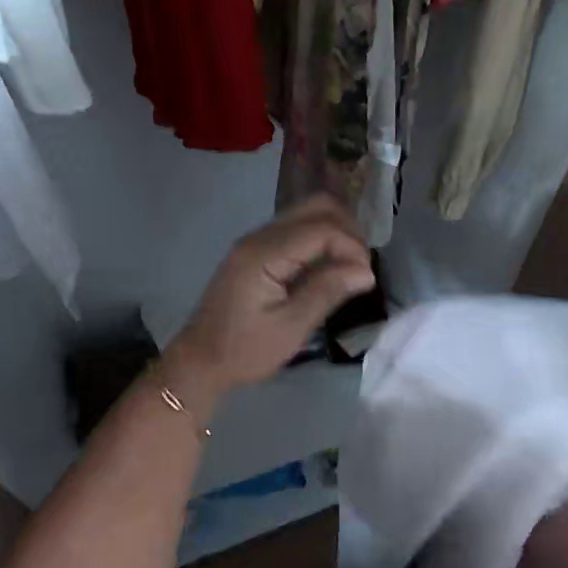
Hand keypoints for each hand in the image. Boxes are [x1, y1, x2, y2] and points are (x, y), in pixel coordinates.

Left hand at [164, 196, 376, 398]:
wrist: (200, 360)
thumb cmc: (245, 351)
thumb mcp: (291, 327)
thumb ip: (327, 292)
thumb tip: (366, 271)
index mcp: (263, 254)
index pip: (321, 228)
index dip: (352, 247)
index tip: (366, 278)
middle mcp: (258, 237)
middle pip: (315, 207)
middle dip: (347, 231)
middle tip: (361, 267)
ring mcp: (254, 242)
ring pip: (305, 215)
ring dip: (334, 233)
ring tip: (350, 269)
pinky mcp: (255, 252)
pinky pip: (294, 231)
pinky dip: (318, 241)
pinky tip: (329, 269)